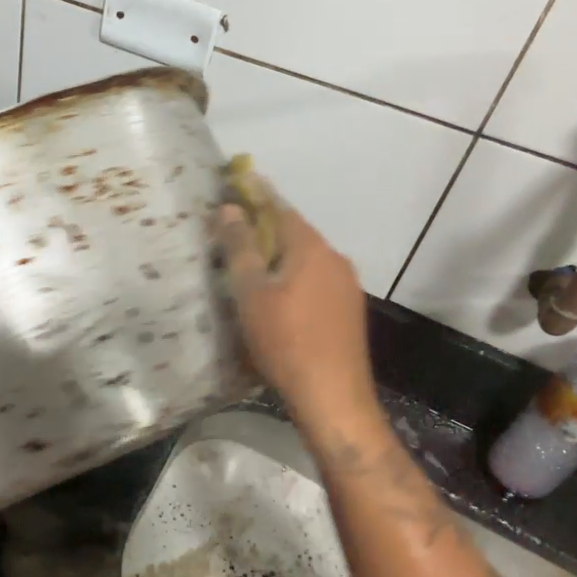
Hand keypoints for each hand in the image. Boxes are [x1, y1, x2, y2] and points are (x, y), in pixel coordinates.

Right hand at [215, 196, 381, 427]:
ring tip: (248, 260)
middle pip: (294, 232)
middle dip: (265, 225)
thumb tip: (229, 209)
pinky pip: (314, 280)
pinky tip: (275, 294)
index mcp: (311, 248)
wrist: (333, 399)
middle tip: (233, 223)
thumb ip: (240, 247)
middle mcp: (334, 259)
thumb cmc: (285, 340)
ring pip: (305, 258)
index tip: (237, 177)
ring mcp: (346, 286)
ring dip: (278, 254)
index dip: (256, 192)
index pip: (279, 207)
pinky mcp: (347, 312)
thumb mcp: (250, 292)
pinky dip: (291, 276)